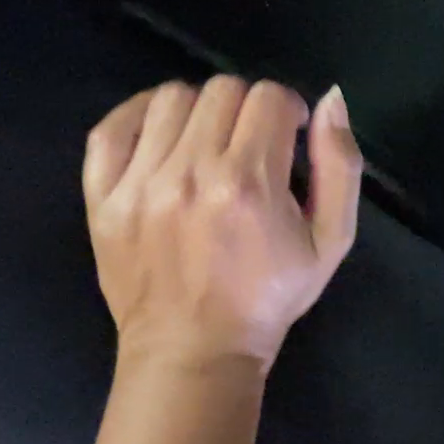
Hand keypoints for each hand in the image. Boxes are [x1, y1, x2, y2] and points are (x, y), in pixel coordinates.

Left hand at [82, 77, 362, 372]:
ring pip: (173, 97)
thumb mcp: (332, 238)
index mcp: (249, 182)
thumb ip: (340, 163)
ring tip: (210, 140)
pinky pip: (112, 127)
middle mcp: (190, 173)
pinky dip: (140, 115)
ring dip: (201, 109)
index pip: (270, 96)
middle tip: (253, 142)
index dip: (288, 109)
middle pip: (224, 88)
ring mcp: (139, 185)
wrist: (193, 354)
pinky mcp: (102, 200)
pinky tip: (164, 132)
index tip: (290, 137)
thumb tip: (332, 97)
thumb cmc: (269, 295)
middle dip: (249, 106)